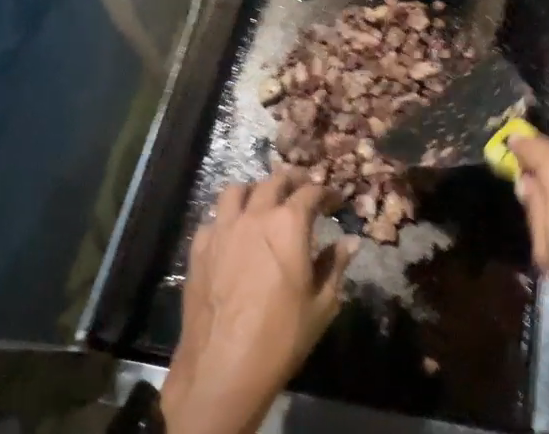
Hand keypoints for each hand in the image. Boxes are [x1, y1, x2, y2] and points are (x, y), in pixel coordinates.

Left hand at [161, 172, 358, 433]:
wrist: (223, 368)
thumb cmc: (281, 336)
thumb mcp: (322, 304)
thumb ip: (335, 266)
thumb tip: (350, 242)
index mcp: (289, 224)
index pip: (311, 191)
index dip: (325, 192)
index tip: (333, 200)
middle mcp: (255, 216)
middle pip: (274, 181)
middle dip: (292, 181)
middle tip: (302, 191)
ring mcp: (222, 230)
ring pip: (235, 190)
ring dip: (253, 191)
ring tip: (262, 203)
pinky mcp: (198, 249)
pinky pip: (213, 219)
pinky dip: (226, 218)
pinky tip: (233, 234)